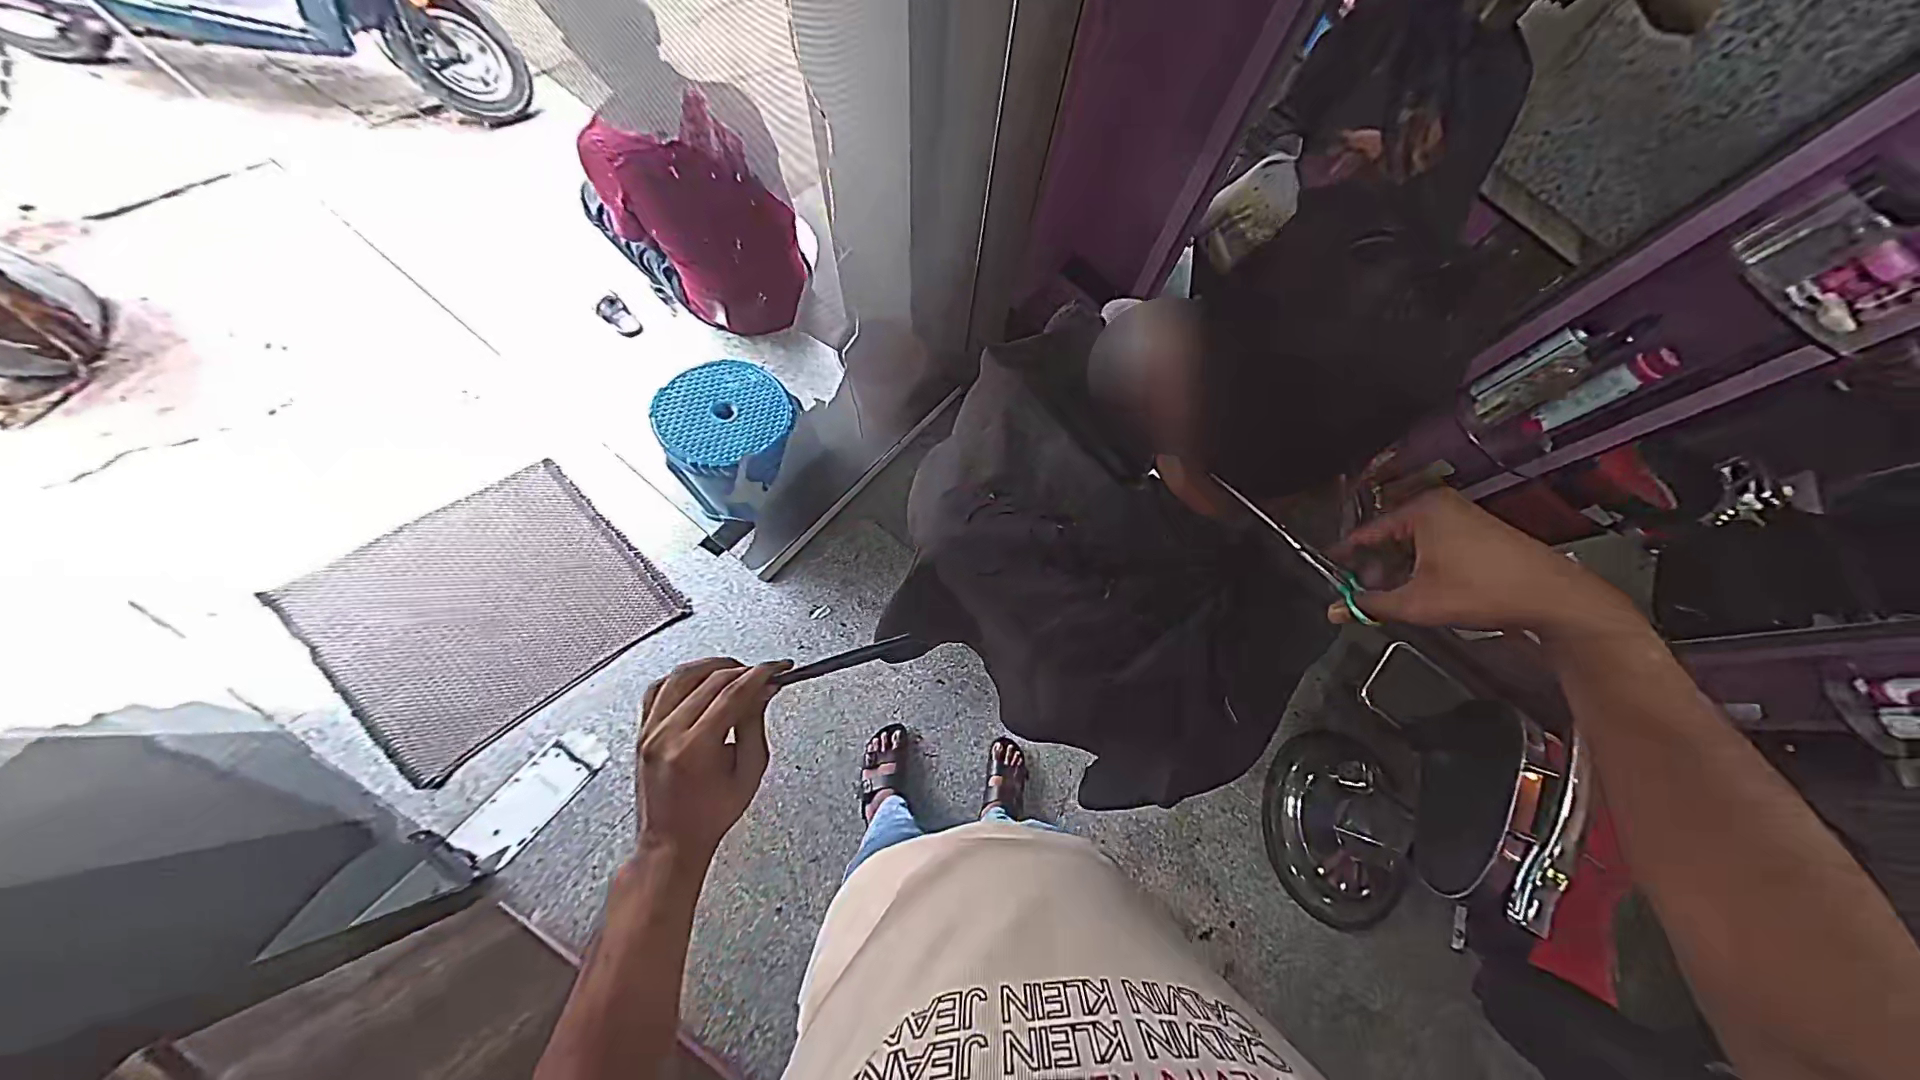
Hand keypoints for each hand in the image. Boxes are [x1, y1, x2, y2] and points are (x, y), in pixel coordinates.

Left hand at [635, 657, 790, 868]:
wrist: (671, 842)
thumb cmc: (708, 817)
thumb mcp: (749, 771)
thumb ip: (755, 724)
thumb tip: (762, 691)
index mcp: (694, 748)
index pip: (733, 692)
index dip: (761, 674)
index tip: (777, 668)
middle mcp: (667, 735)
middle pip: (711, 680)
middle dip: (744, 671)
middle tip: (764, 675)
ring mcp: (650, 732)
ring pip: (682, 675)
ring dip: (714, 667)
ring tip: (736, 672)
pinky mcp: (642, 732)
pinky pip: (658, 688)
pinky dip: (683, 677)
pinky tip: (699, 680)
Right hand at [1327, 488, 1643, 639]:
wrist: (1556, 600)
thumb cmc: (1493, 590)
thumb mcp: (1417, 602)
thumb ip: (1370, 604)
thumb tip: (1339, 609)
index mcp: (1422, 510)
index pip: (1366, 532)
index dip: (1346, 556)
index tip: (1333, 571)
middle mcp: (1441, 506)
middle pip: (1388, 537)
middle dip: (1373, 566)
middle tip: (1362, 590)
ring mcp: (1461, 517)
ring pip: (1410, 543)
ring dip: (1397, 569)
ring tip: (1392, 595)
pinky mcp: (1476, 532)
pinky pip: (1432, 545)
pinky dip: (1420, 566)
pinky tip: (1419, 589)